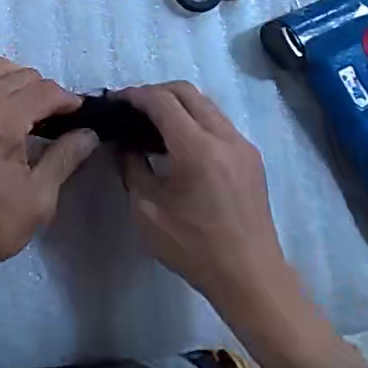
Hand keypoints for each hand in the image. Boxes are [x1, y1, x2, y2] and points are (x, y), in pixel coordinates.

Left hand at [0, 57, 96, 283]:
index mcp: (2, 121)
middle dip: (48, 92)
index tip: (82, 118)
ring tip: (32, 110)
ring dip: (20, 80)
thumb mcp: (38, 199)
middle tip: (60, 121)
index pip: (46, 91)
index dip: (70, 101)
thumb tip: (88, 133)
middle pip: (24, 74)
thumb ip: (65, 158)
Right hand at [117, 82, 295, 314]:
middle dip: (156, 92)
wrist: (249, 275)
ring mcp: (242, 144)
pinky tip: (180, 144)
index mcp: (197, 148)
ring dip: (178, 105)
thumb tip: (124, 145)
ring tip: (153, 124)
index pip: (163, 102)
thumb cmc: (194, 248)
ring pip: (206, 105)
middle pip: (187, 93)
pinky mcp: (251, 156)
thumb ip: (133, 169)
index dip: (136, 95)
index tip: (116, 101)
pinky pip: (220, 123)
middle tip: (132, 108)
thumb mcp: (148, 212)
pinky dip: (196, 121)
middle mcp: (224, 136)